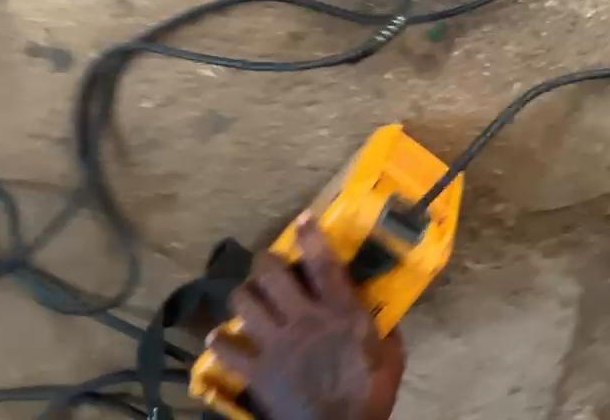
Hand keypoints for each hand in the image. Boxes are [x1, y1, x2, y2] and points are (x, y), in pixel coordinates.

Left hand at [207, 219, 404, 419]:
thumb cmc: (370, 393)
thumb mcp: (391, 354)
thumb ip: (383, 329)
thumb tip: (381, 316)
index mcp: (341, 310)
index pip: (323, 263)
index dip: (311, 236)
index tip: (302, 217)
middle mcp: (305, 319)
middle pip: (273, 276)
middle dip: (266, 262)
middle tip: (268, 261)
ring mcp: (276, 346)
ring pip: (246, 304)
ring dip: (244, 295)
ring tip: (247, 293)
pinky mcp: (256, 374)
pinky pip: (228, 351)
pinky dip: (221, 341)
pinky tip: (218, 337)